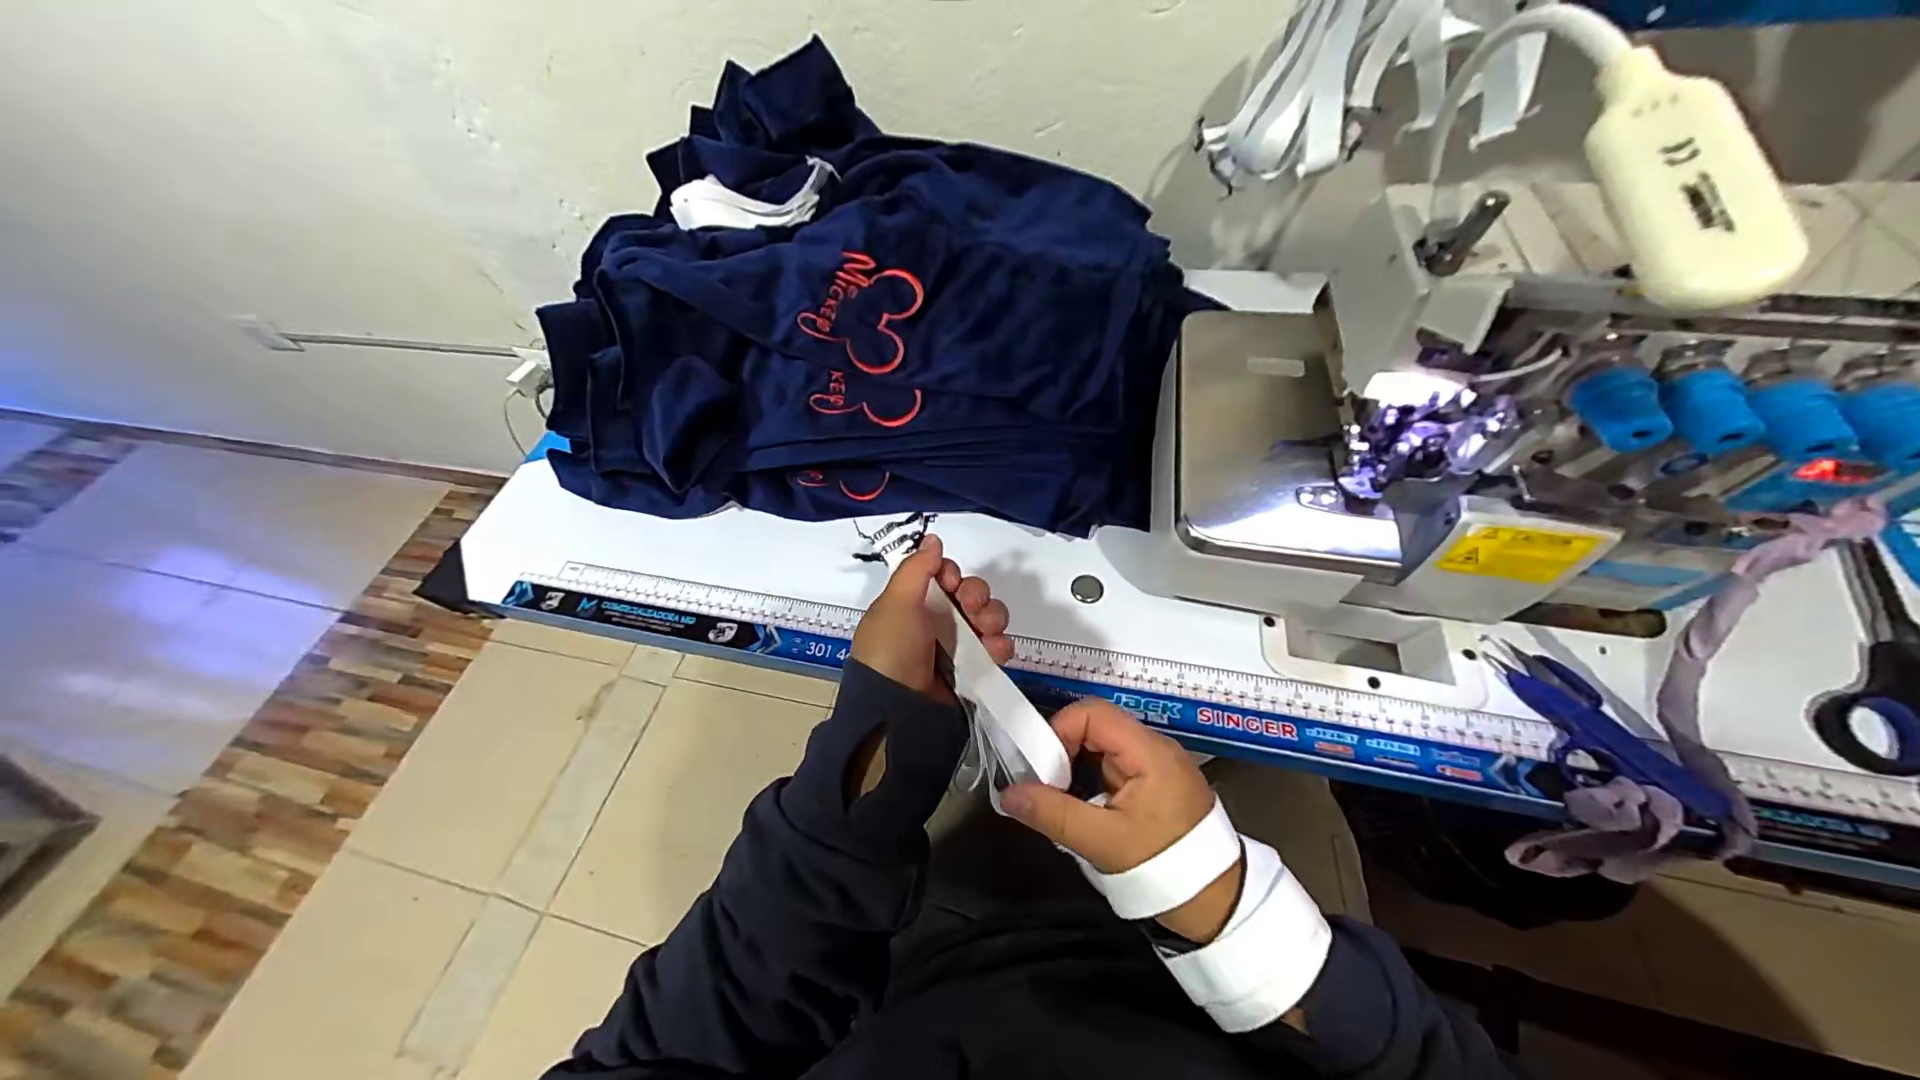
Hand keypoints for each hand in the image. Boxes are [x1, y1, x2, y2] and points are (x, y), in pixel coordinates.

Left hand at [849, 534, 1012, 702]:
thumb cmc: (892, 649)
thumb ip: (916, 568)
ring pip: (989, 617)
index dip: (952, 574)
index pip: (944, 576)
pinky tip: (993, 651)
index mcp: (912, 603)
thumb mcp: (895, 603)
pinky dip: (1000, 646)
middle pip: (971, 593)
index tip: (950, 581)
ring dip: (993, 618)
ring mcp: (957, 647)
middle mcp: (936, 622)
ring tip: (984, 632)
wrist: (899, 711)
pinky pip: (997, 648)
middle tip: (970, 607)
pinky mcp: (975, 670)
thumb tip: (933, 538)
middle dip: (977, 595)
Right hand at [1001, 701, 1243, 943]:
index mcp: (1149, 752)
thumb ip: (1054, 814)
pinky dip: (1091, 779)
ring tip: (1061, 799)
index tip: (1042, 767)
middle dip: (1063, 750)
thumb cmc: (1167, 868)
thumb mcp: (1104, 843)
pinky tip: (1083, 807)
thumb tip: (1009, 794)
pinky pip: (1114, 764)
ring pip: (1101, 745)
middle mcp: (1155, 747)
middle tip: (1045, 785)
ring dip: (1076, 766)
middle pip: (1095, 725)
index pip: (1092, 713)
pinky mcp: (1157, 781)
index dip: (1059, 730)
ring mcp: (1157, 763)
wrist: (1221, 906)